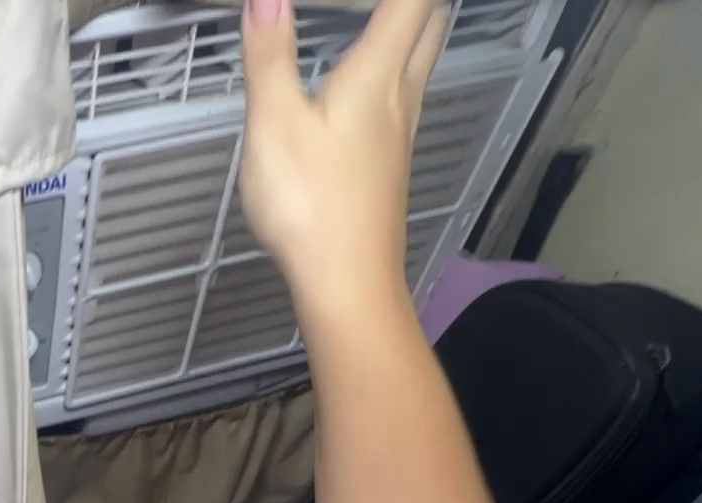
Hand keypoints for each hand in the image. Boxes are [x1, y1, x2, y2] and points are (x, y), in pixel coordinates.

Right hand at [238, 0, 447, 318]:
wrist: (344, 277)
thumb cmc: (308, 202)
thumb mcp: (273, 127)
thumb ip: (270, 59)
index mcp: (376, 73)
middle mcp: (400, 96)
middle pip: (431, 23)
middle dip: (417, 1)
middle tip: (390, 4)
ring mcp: (400, 136)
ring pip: (421, 65)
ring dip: (412, 34)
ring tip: (385, 26)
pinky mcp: (389, 169)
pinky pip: (404, 105)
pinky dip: (393, 81)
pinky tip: (366, 102)